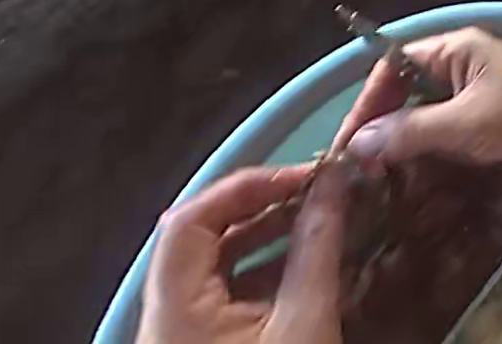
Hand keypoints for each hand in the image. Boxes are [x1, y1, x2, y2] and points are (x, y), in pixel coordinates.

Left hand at [136, 162, 348, 343]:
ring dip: (271, 233)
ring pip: (219, 264)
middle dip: (266, 205)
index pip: (189, 220)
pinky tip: (310, 264)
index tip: (303, 179)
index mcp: (173, 313)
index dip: (245, 187)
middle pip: (205, 236)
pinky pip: (228, 291)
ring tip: (323, 220)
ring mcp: (182, 338)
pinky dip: (268, 266)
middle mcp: (165, 321)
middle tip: (319, 193)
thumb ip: (319, 243)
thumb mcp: (306, 321)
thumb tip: (337, 175)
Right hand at [330, 29, 501, 167]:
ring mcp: (475, 77)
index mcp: (455, 47)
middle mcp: (462, 55)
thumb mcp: (465, 126)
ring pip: (424, 100)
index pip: (394, 63)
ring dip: (402, 129)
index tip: (348, 141)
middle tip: (359, 162)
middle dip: (382, 117)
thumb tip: (357, 143)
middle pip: (406, 81)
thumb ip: (410, 131)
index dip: (368, 100)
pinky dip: (427, 134)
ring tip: (377, 167)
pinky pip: (444, 113)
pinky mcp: (486, 100)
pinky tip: (414, 161)